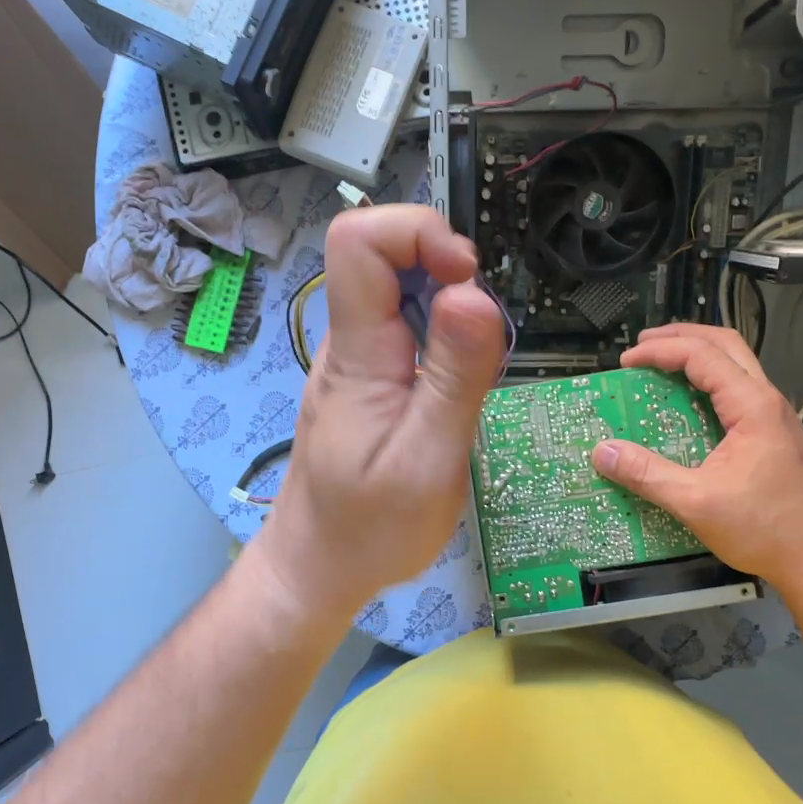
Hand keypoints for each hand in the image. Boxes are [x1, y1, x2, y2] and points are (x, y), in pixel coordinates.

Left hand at [251, 205, 503, 613]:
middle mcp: (350, 343)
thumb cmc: (371, 528)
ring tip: (475, 366)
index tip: (468, 278)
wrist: (318, 568)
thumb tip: (473, 294)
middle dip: (446, 270)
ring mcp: (358, 361)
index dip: (418, 235)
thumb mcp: (428, 460)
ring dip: (450, 307)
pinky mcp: (370, 382)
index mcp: (358, 353)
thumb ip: (455, 376)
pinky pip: (406, 330)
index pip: (360, 242)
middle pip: (384, 256)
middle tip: (484, 331)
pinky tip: (457, 384)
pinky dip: (443, 337)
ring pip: (400, 293)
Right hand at [590, 324, 802, 597]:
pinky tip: (688, 403)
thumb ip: (647, 474)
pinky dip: (709, 382)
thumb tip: (603, 452)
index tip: (626, 361)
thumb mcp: (696, 502)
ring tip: (662, 364)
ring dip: (698, 356)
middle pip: (726, 345)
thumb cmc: (765, 529)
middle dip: (682, 336)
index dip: (660, 351)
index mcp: (753, 407)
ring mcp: (775, 418)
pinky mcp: (774, 436)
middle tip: (643, 344)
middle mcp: (768, 402)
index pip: (703, 355)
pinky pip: (739, 391)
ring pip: (737, 365)